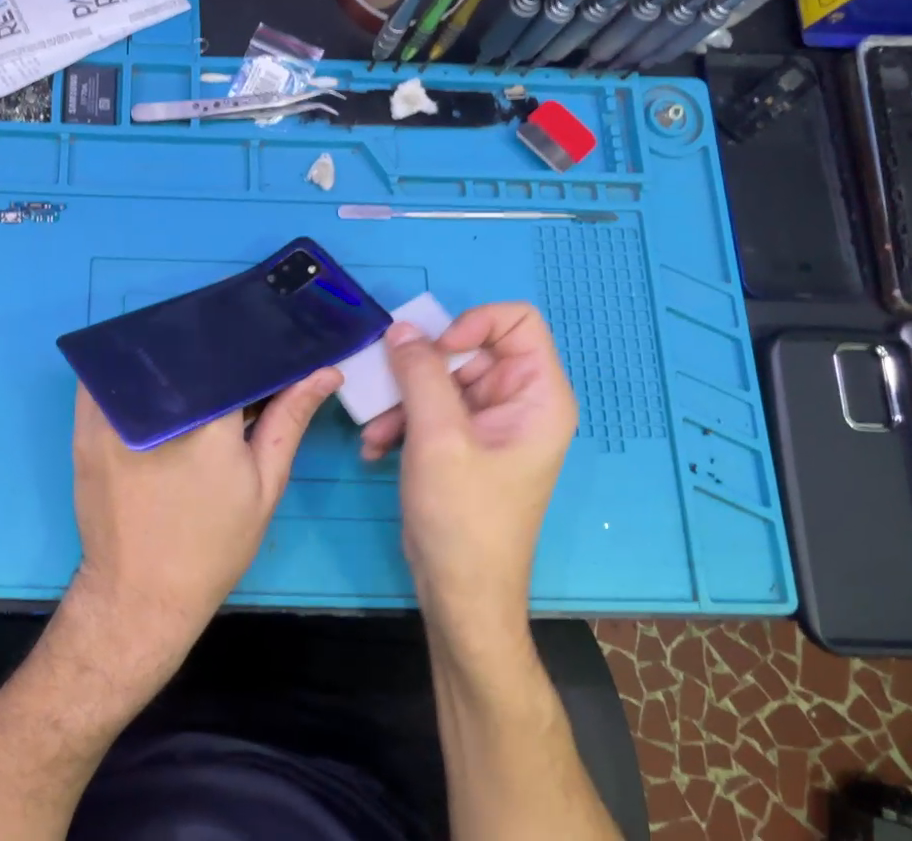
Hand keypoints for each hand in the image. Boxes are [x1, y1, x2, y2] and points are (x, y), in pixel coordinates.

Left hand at [70, 369, 341, 650]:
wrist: (140, 592)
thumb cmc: (212, 545)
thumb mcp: (264, 486)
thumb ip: (288, 421)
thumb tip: (324, 372)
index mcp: (207, 420)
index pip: (230, 353)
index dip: (249, 342)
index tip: (265, 338)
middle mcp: (153, 407)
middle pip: (186, 349)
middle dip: (213, 345)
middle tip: (237, 354)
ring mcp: (110, 415)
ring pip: (146, 357)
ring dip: (174, 354)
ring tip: (202, 364)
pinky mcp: (83, 426)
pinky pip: (110, 378)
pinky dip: (136, 372)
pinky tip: (159, 382)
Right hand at [360, 304, 576, 634]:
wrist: (459, 590)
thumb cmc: (462, 515)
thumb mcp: (438, 437)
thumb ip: (419, 374)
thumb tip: (401, 328)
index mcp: (537, 395)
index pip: (517, 321)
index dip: (472, 323)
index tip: (432, 349)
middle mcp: (518, 402)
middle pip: (468, 350)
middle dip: (419, 370)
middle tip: (384, 389)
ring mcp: (488, 424)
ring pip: (439, 380)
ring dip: (400, 400)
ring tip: (374, 432)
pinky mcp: (461, 444)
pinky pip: (429, 410)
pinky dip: (400, 422)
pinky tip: (376, 449)